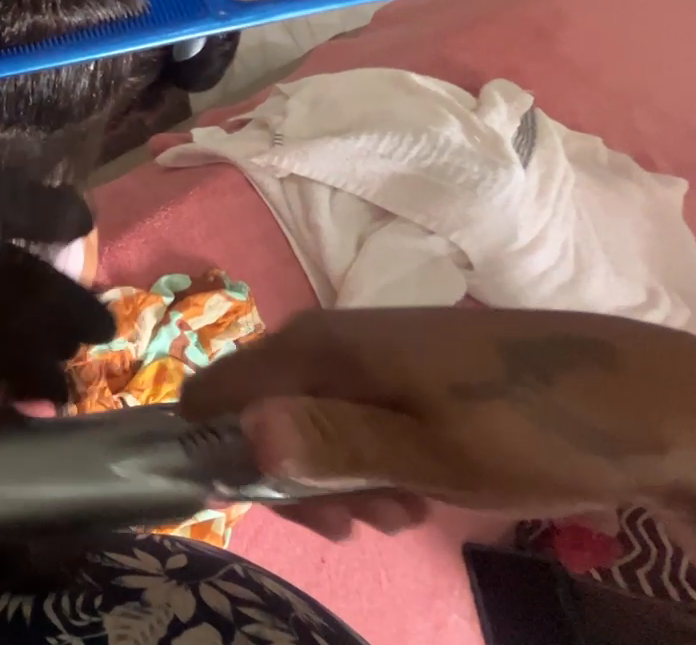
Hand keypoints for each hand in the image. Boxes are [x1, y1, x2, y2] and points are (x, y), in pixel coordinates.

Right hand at [180, 308, 695, 543]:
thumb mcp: (439, 453)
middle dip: (291, 475)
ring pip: (301, 416)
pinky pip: (342, 411)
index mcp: (312, 347)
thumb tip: (244, 434)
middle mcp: (317, 338)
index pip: (213, 392)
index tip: (273, 506)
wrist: (667, 401)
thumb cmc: (543, 428)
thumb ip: (332, 441)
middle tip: (356, 525)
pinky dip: (362, 456)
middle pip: (256, 410)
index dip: (219, 450)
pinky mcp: (391, 365)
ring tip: (399, 513)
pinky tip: (412, 486)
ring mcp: (356, 349)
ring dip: (332, 474)